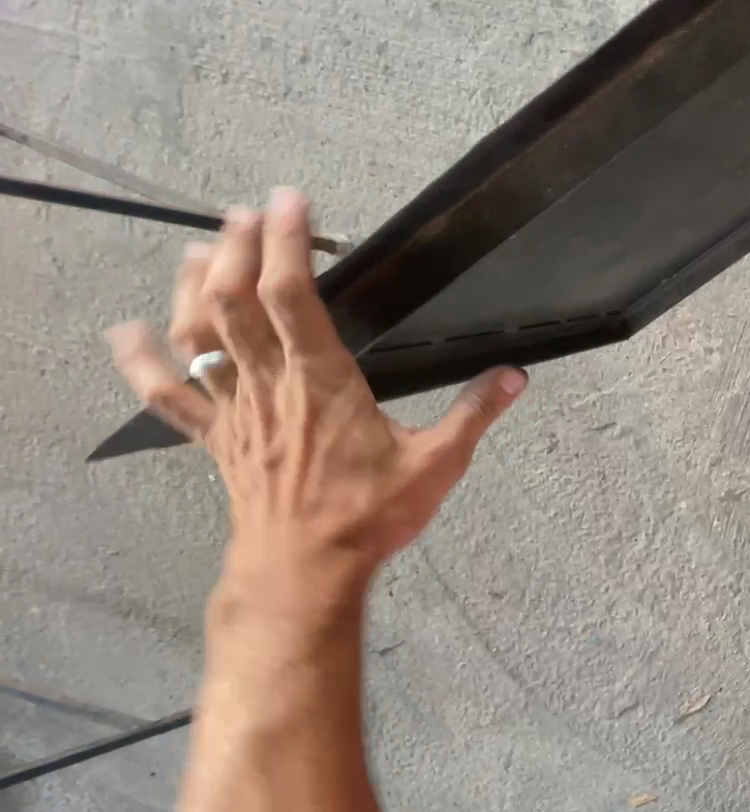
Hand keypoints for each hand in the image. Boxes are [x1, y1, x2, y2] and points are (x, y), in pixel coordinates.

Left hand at [107, 187, 526, 604]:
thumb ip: (475, 413)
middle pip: (231, 299)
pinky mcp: (218, 438)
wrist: (308, 566)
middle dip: (234, 247)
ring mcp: (235, 409)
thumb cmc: (374, 513)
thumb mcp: (440, 462)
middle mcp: (268, 384)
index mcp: (324, 382)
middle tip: (245, 214)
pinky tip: (129, 330)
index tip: (289, 202)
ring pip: (196, 332)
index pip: (290, 296)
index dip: (283, 243)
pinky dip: (140, 358)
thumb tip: (515, 376)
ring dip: (191, 283)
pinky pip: (167, 393)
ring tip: (199, 249)